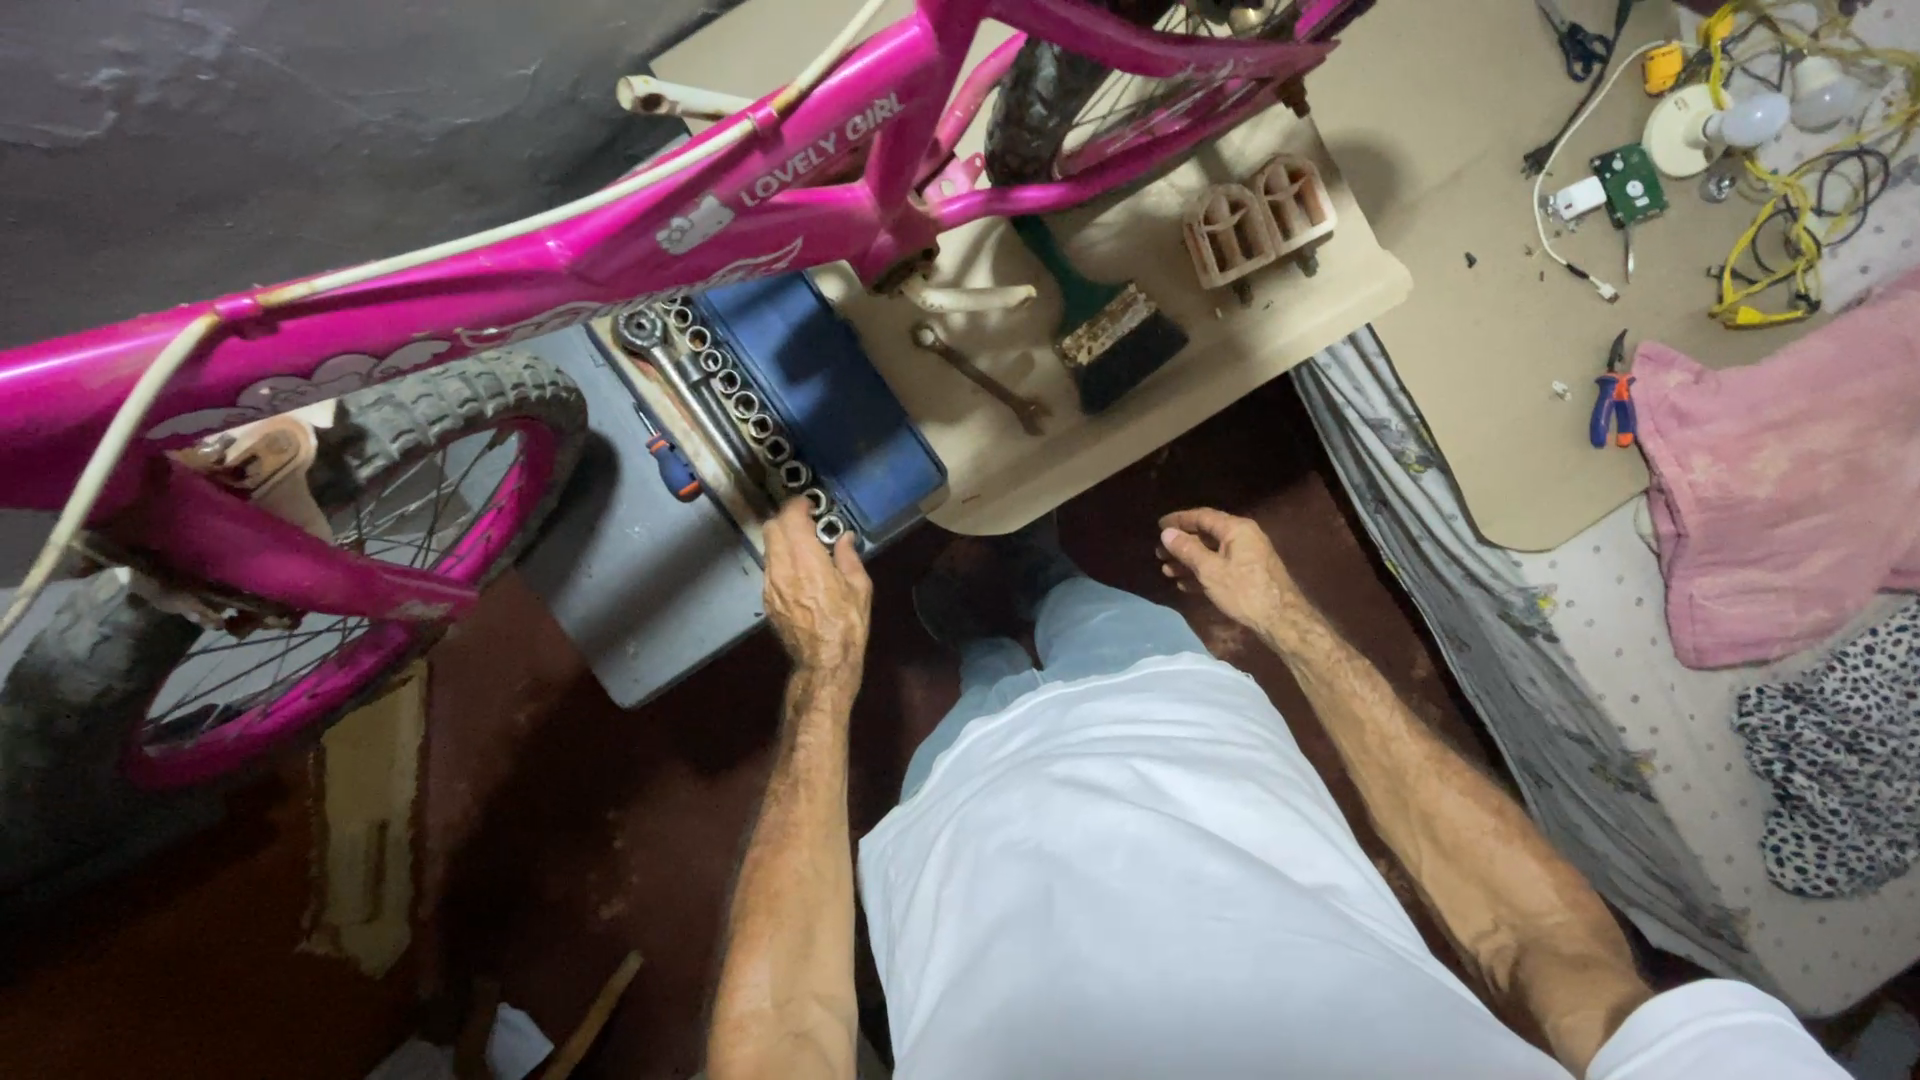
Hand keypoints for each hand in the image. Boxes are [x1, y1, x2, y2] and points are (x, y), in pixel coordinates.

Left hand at [763, 498, 871, 671]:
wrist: (824, 662)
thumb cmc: (847, 625)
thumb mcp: (859, 588)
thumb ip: (848, 557)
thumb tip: (845, 538)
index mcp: (807, 560)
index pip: (791, 519)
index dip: (798, 506)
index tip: (809, 505)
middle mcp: (783, 568)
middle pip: (772, 528)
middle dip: (787, 519)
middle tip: (806, 522)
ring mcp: (771, 585)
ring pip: (768, 548)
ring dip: (783, 540)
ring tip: (804, 547)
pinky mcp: (768, 600)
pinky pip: (770, 569)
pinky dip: (781, 560)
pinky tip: (798, 572)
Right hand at [1157, 508, 1311, 644]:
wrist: (1280, 619)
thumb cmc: (1243, 591)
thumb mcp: (1210, 570)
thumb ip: (1187, 549)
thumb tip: (1167, 533)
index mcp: (1236, 529)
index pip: (1202, 517)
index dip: (1179, 520)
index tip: (1159, 525)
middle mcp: (1243, 537)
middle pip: (1206, 535)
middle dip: (1181, 545)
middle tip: (1159, 553)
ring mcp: (1247, 556)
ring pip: (1211, 553)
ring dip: (1188, 561)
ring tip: (1167, 571)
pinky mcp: (1248, 573)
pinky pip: (1220, 566)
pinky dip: (1202, 572)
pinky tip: (1185, 584)